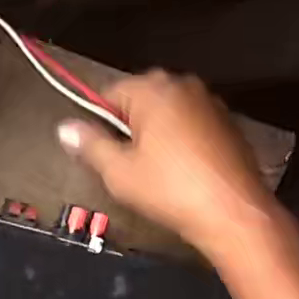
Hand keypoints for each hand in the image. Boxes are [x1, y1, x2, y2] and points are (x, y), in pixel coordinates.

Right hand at [57, 72, 285, 256]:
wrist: (234, 213)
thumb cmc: (171, 191)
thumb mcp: (119, 172)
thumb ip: (90, 145)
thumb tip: (65, 128)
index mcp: (153, 89)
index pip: (109, 93)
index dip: (98, 122)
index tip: (100, 152)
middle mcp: (183, 85)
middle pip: (141, 101)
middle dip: (130, 128)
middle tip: (128, 167)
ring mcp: (210, 103)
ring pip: (168, 115)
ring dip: (157, 137)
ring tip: (157, 174)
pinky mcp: (229, 124)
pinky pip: (193, 127)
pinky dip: (183, 144)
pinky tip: (183, 174)